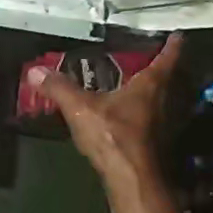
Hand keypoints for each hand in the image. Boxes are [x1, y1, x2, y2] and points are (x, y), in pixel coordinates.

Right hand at [27, 34, 182, 189]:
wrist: (131, 177)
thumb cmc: (113, 135)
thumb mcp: (80, 108)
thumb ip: (59, 89)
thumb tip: (35, 71)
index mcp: (150, 85)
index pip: (167, 58)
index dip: (172, 45)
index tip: (176, 36)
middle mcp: (163, 100)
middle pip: (168, 79)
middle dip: (161, 68)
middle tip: (150, 58)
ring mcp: (163, 123)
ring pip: (162, 100)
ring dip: (154, 93)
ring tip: (137, 85)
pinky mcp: (156, 143)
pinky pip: (153, 119)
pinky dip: (145, 113)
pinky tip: (128, 117)